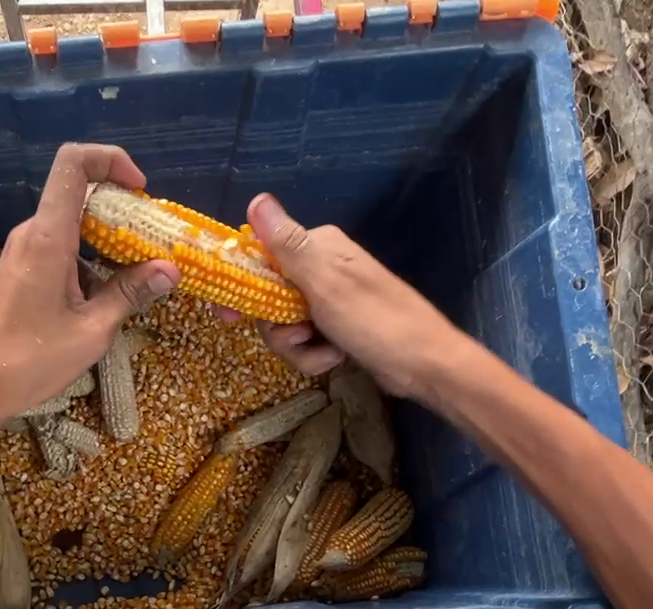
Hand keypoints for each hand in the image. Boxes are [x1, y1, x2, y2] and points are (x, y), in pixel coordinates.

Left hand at [0, 143, 178, 424]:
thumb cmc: (34, 361)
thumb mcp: (93, 330)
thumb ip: (131, 293)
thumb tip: (171, 269)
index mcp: (48, 237)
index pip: (73, 164)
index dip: (110, 160)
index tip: (140, 190)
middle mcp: (32, 233)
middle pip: (79, 195)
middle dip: (120, 212)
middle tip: (152, 245)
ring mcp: (23, 252)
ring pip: (73, 227)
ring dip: (107, 243)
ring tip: (136, 278)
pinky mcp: (21, 271)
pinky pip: (61, 250)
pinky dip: (89, 262)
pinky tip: (105, 298)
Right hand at [244, 193, 470, 401]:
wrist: (424, 365)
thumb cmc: (375, 320)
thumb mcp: (325, 283)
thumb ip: (288, 245)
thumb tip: (257, 199)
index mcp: (317, 247)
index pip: (262, 258)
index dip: (243, 287)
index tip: (229, 316)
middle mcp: (321, 269)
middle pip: (269, 299)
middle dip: (278, 328)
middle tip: (298, 338)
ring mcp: (328, 301)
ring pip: (285, 326)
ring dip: (298, 348)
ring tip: (326, 352)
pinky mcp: (336, 329)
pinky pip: (306, 344)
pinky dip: (315, 356)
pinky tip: (336, 358)